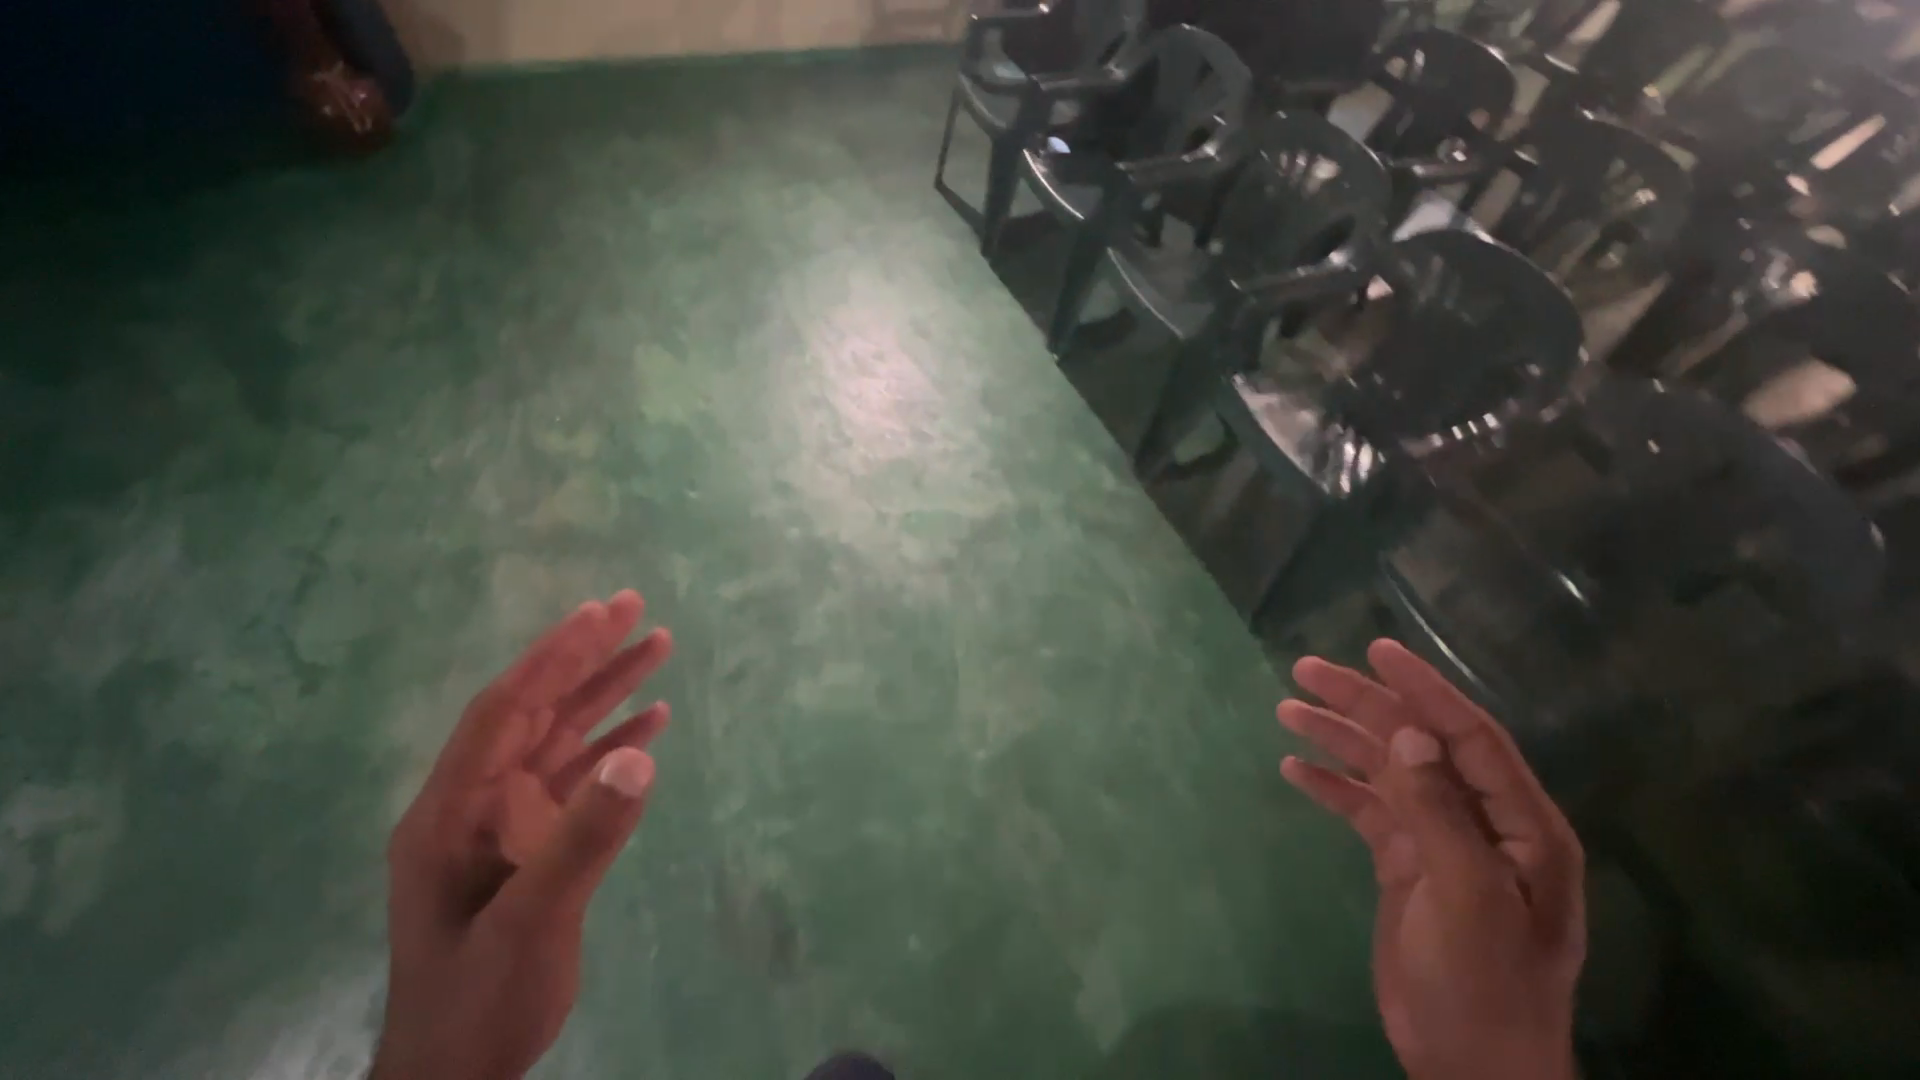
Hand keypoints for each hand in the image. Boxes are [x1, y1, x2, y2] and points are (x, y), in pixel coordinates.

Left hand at [371, 590, 673, 1079]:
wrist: (460, 1074)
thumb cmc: (480, 998)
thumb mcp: (532, 921)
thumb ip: (584, 838)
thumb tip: (642, 758)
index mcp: (451, 811)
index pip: (505, 711)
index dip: (553, 657)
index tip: (599, 613)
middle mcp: (475, 804)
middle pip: (535, 711)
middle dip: (585, 657)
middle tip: (634, 606)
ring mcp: (505, 824)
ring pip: (562, 738)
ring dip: (607, 694)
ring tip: (658, 646)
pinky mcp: (535, 845)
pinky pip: (577, 779)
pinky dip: (615, 746)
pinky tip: (652, 724)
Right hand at [1278, 640, 1584, 1079]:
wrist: (1470, 1064)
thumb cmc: (1483, 983)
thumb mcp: (1467, 896)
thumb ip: (1440, 812)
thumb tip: (1411, 734)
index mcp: (1520, 823)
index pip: (1468, 735)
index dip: (1423, 688)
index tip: (1376, 650)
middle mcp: (1483, 821)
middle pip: (1418, 744)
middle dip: (1363, 704)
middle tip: (1303, 670)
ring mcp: (1442, 842)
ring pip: (1387, 771)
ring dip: (1339, 739)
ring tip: (1285, 710)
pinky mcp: (1408, 865)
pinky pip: (1367, 809)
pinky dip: (1332, 786)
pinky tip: (1295, 769)